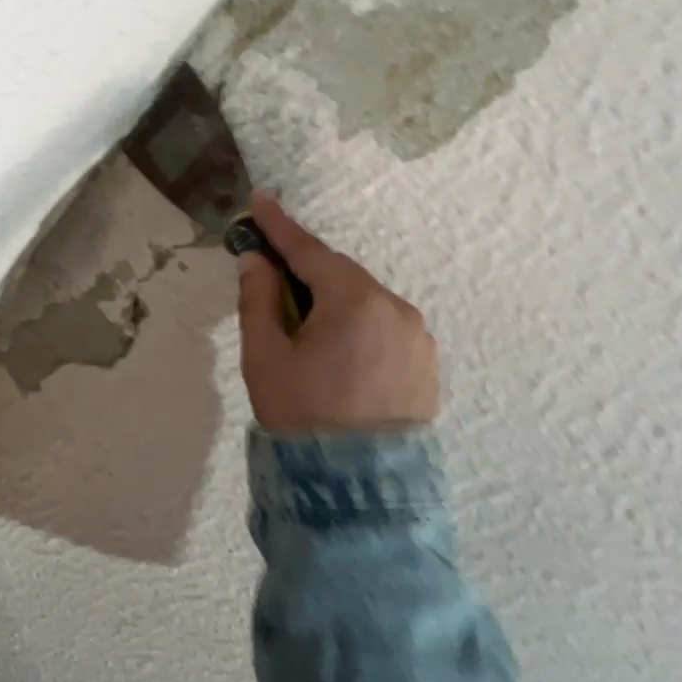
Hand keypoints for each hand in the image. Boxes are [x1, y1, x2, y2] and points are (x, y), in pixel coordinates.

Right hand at [236, 193, 438, 432]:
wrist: (356, 481)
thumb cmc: (302, 412)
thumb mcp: (264, 356)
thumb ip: (258, 300)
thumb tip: (256, 260)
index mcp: (355, 302)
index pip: (310, 252)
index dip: (280, 226)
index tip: (258, 200)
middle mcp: (396, 309)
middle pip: (340, 276)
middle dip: (304, 271)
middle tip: (269, 274)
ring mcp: (417, 337)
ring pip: (363, 302)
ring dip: (330, 301)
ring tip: (300, 328)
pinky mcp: (425, 363)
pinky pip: (382, 327)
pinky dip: (354, 325)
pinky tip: (334, 351)